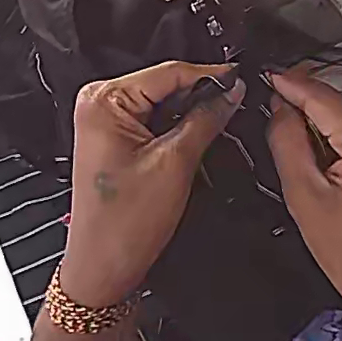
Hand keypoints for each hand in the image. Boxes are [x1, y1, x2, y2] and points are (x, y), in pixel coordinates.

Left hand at [59, 62, 244, 307]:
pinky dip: (179, 127)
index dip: (211, 76)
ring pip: (164, 102)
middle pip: (166, 84)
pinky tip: (196, 138)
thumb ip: (207, 118)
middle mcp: (99, 104)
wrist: (104, 268)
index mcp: (104, 101)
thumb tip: (231, 91)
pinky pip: (156, 119)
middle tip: (236, 105)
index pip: (169, 72)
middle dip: (202, 95)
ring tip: (218, 125)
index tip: (242, 80)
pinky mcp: (116, 138)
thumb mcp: (176, 162)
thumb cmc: (122, 225)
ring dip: (192, 113)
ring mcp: (106, 122)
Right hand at [266, 70, 341, 321]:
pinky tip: (337, 163)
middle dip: (308, 112)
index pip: (324, 98)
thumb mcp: (304, 197)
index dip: (290, 86)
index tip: (268, 76)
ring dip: (327, 124)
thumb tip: (279, 106)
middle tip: (282, 131)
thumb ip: (286, 141)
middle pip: (339, 102)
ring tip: (317, 165)